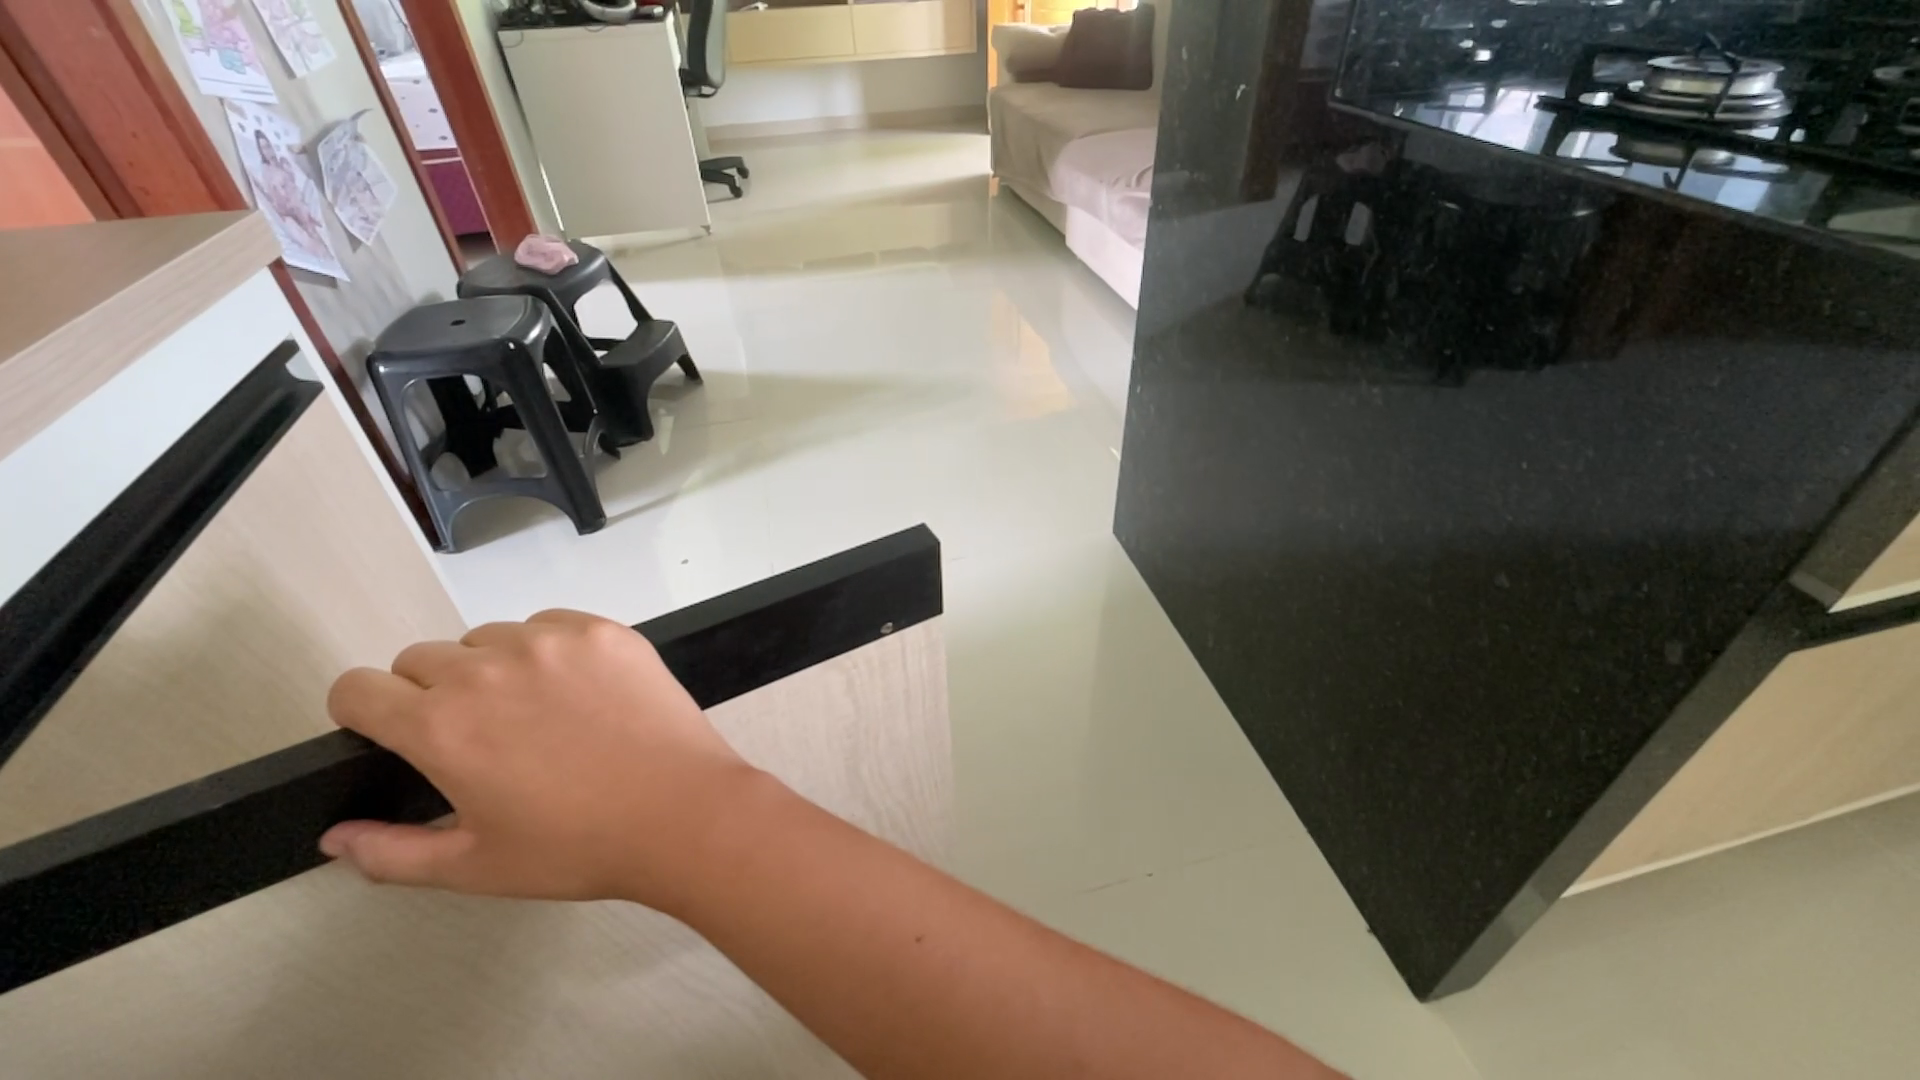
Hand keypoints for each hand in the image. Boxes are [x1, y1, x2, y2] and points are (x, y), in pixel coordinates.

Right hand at [320, 610, 765, 910]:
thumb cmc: (579, 847)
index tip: (393, 733)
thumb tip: (334, 834)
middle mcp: (487, 668)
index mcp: (441, 725)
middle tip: (482, 736)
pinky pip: (551, 624)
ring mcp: (552, 641)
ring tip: (540, 715)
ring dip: (495, 668)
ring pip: (489, 638)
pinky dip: (551, 649)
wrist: (683, 812)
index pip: (356, 687)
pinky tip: (582, 692)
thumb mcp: (475, 867)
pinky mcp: (604, 630)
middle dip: (432, 693)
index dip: (365, 712)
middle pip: (422, 659)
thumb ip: (390, 853)